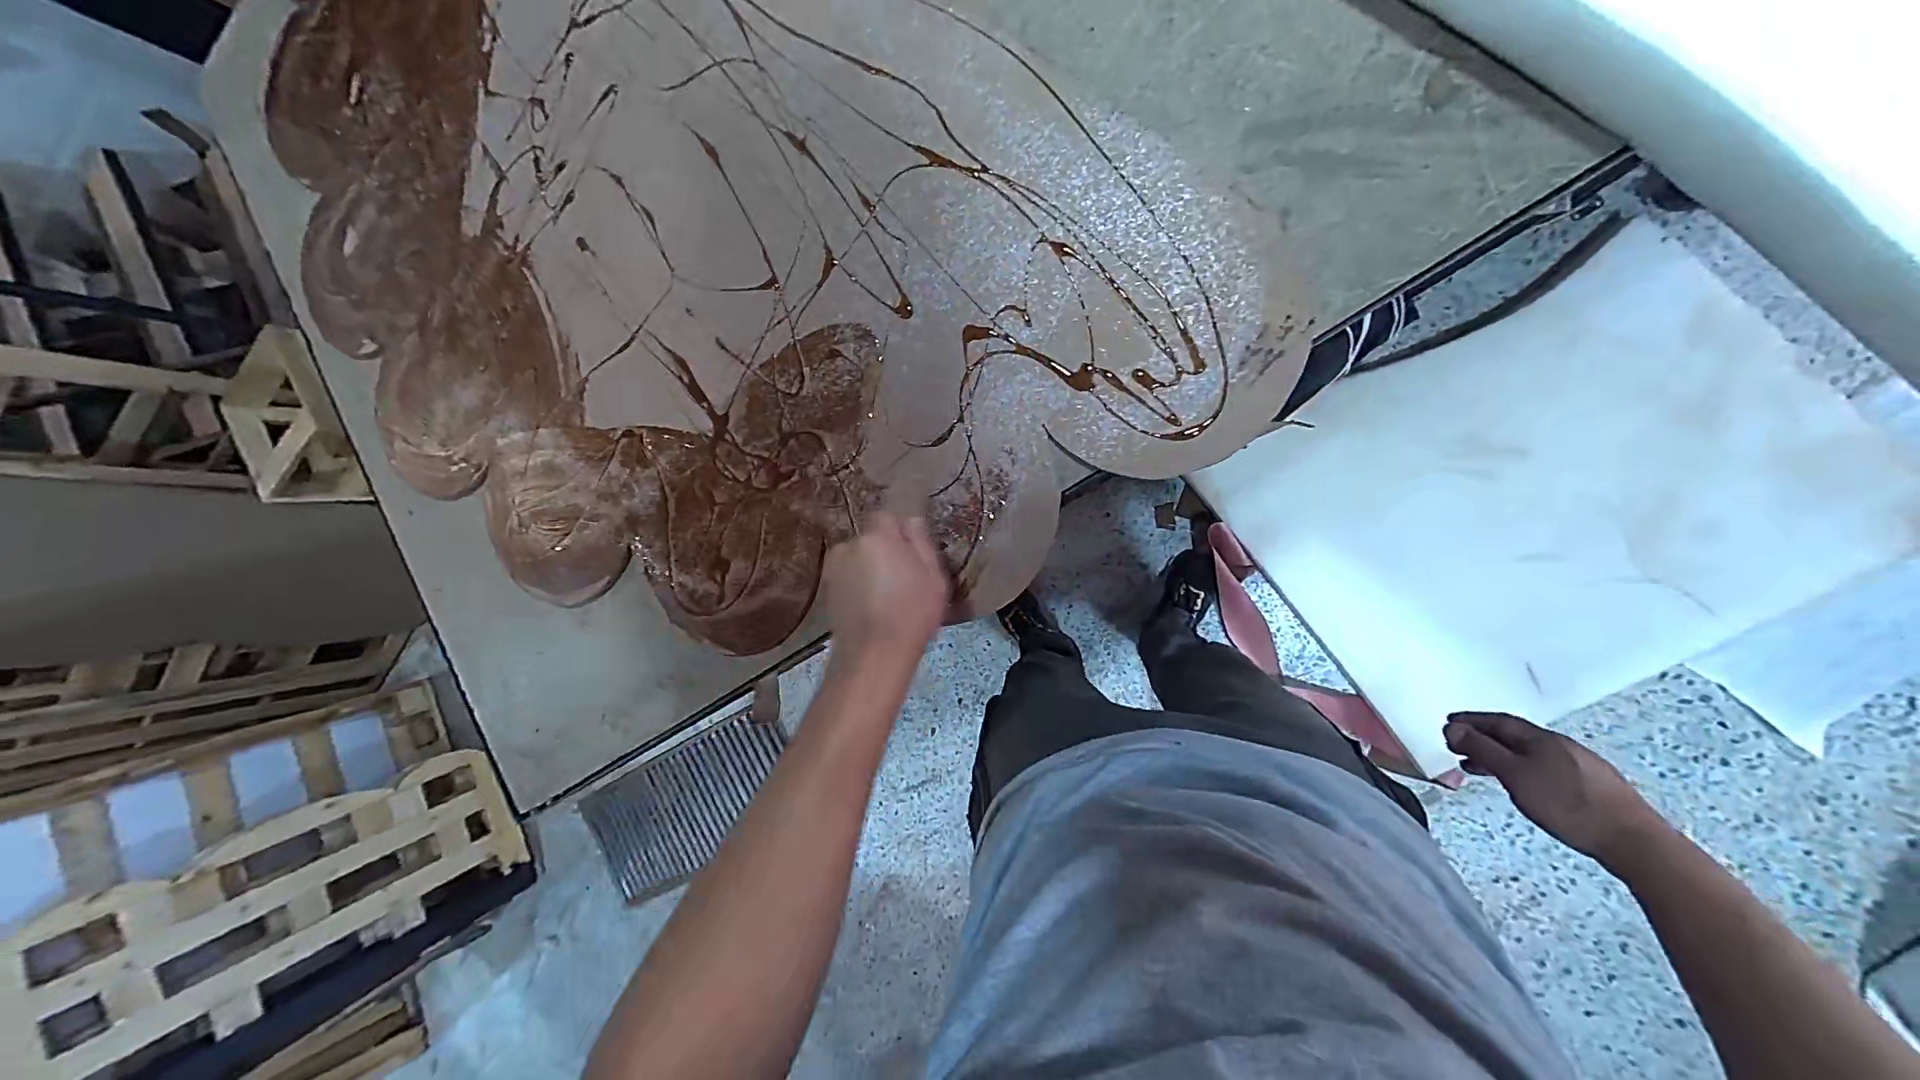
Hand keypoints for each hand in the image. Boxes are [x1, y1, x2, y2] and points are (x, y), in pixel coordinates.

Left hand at [821, 512, 951, 666]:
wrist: (874, 654)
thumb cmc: (912, 614)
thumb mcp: (933, 576)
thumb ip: (921, 542)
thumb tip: (911, 520)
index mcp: (877, 537)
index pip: (887, 517)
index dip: (900, 534)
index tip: (912, 556)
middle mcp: (849, 546)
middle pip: (871, 540)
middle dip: (884, 552)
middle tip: (903, 579)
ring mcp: (834, 569)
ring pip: (858, 559)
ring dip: (869, 569)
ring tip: (886, 598)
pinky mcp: (826, 591)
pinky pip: (848, 578)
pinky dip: (857, 586)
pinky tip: (871, 608)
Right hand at [1444, 712, 1670, 869]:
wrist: (1633, 841)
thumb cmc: (1571, 806)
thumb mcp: (1514, 775)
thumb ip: (1481, 750)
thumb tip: (1455, 728)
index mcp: (1542, 738)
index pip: (1497, 721)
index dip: (1470, 721)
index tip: (1450, 723)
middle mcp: (1562, 746)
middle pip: (1514, 735)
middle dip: (1483, 737)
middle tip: (1460, 743)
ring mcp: (1580, 766)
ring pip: (1530, 752)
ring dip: (1501, 755)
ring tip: (1482, 767)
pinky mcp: (1592, 787)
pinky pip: (1546, 767)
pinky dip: (1523, 769)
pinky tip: (1523, 784)